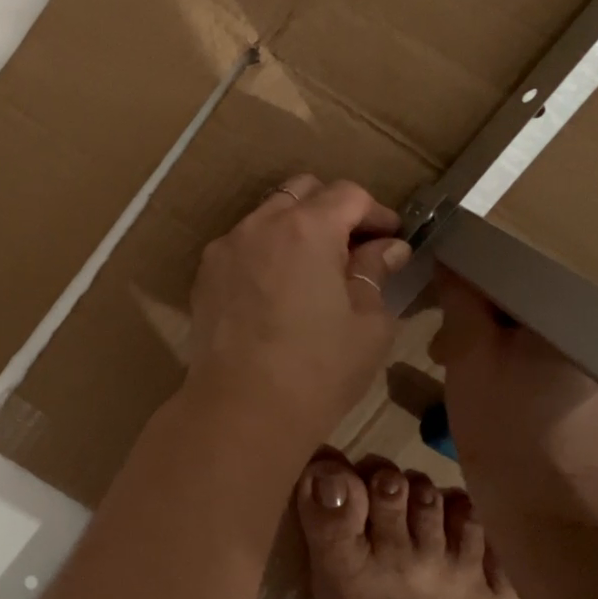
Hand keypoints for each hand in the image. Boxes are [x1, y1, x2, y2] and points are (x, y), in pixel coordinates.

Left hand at [186, 176, 412, 445]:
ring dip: (296, 228)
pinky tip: (277, 290)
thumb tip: (387, 247)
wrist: (242, 407)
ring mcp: (227, 245)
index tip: (391, 240)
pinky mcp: (206, 272)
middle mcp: (261, 223)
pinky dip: (265, 251)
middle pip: (303, 191)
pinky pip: (242, 244)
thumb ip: (375, 273)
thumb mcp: (368, 323)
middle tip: (354, 249)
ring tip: (314, 270)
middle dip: (333, 210)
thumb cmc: (318, 368)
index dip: (376, 212)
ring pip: (268, 215)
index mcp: (307, 227)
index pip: (348, 194)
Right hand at [428, 269, 597, 529]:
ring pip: (547, 340)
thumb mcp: (467, 353)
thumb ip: (460, 296)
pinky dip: (530, 371)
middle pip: (535, 307)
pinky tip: (503, 396)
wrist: (550, 520)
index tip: (444, 295)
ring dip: (507, 345)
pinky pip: (563, 369)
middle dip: (488, 317)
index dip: (474, 280)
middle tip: (448, 340)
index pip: (519, 274)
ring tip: (469, 370)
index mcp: (581, 318)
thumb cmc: (504, 429)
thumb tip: (452, 257)